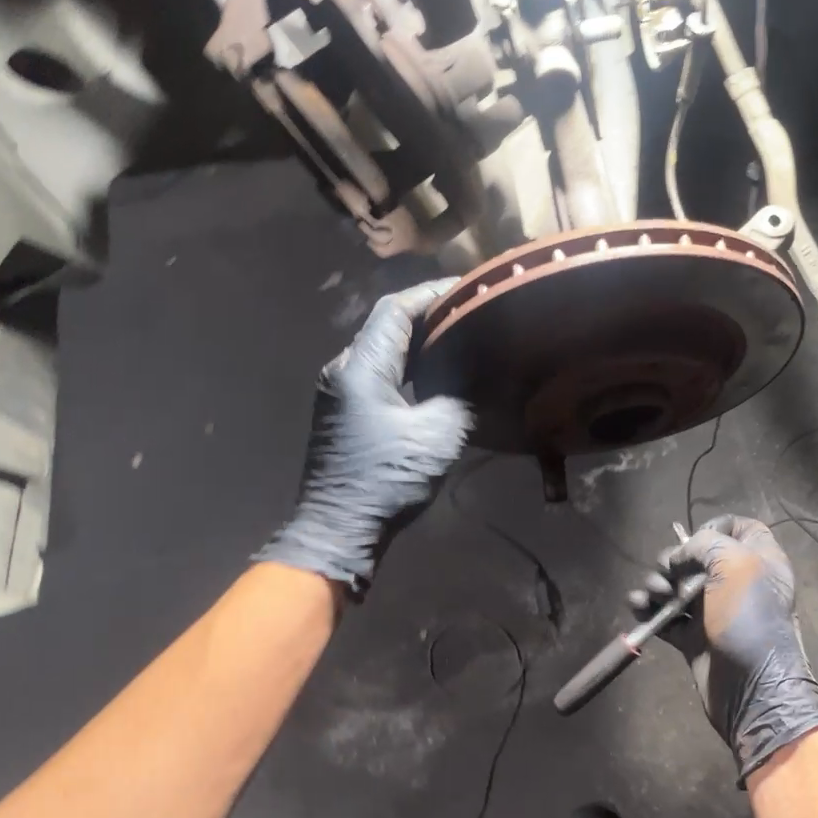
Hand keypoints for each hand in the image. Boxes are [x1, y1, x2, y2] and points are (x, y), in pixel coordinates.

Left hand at [257, 279, 470, 594]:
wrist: (338, 529)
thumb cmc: (386, 479)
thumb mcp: (438, 434)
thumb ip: (460, 390)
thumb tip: (479, 366)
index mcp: (361, 367)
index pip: (396, 310)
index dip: (433, 294)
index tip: (470, 288)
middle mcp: (344, 370)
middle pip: (388, 326)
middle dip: (431, 316)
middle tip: (475, 313)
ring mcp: (341, 392)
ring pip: (385, 351)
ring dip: (422, 343)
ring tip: (465, 339)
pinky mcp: (346, 413)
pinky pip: (382, 375)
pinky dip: (412, 367)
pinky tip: (441, 375)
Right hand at [631, 515, 817, 782]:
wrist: (751, 687)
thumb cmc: (749, 619)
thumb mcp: (734, 563)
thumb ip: (705, 544)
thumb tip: (680, 560)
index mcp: (758, 560)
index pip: (740, 528)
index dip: (716, 526)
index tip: (696, 539)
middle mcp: (735, 582)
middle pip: (697, 557)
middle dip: (674, 560)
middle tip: (669, 575)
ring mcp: (713, 612)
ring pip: (676, 586)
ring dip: (656, 585)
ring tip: (653, 596)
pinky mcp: (693, 638)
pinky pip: (664, 617)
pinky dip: (648, 610)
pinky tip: (637, 608)